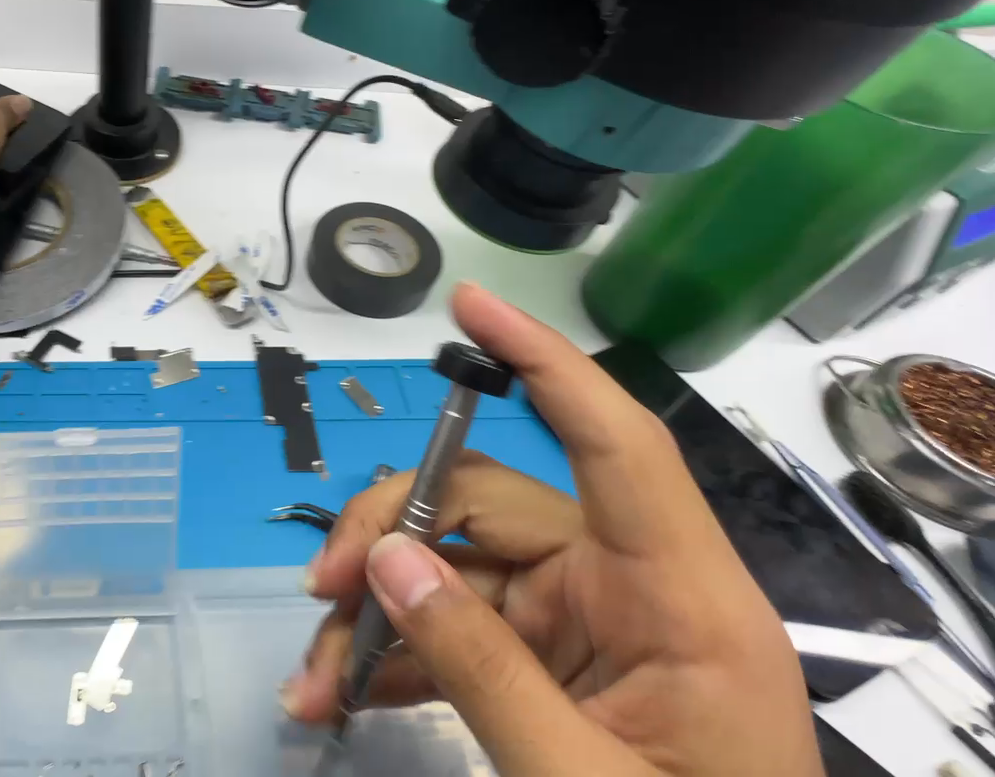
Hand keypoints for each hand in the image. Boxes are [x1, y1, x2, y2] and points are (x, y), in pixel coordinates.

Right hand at [283, 283, 821, 776]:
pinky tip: (340, 690)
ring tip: (315, 678)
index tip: (470, 305)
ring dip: (371, 611)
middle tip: (321, 593)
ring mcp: (580, 619)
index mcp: (680, 602)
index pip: (617, 445)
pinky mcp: (545, 656)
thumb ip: (481, 671)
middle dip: (386, 534)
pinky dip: (390, 652)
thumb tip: (386, 557)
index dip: (546, 364)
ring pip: (448, 565)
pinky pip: (451, 622)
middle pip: (482, 503)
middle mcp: (626, 584)